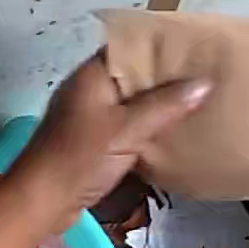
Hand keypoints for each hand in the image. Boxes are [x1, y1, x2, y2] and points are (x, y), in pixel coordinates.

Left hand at [8, 52, 210, 231]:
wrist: (42, 201)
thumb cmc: (78, 159)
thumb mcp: (126, 129)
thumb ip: (165, 106)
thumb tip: (204, 82)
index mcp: (91, 76)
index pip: (130, 47)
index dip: (162, 46)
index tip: (197, 48)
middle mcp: (88, 91)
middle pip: (132, 76)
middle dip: (166, 78)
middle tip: (206, 75)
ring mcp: (88, 117)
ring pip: (130, 103)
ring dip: (157, 105)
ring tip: (199, 100)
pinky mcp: (91, 143)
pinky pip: (125, 126)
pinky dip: (145, 127)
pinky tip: (172, 132)